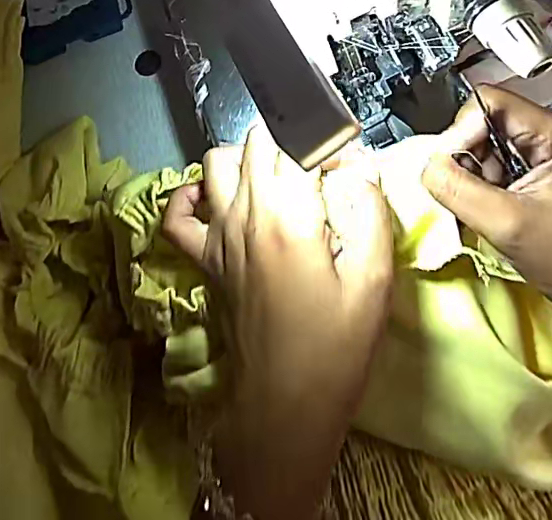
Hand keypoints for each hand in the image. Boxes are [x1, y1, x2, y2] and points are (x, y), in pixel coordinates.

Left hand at [163, 123, 393, 515]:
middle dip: (295, 141)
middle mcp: (245, 215)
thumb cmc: (336, 348)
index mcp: (289, 216)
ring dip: (250, 156)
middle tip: (324, 171)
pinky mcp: (204, 259)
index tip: (350, 162)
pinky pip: (178, 214)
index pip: (301, 143)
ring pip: (219, 161)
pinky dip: (192, 193)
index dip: (330, 141)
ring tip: (282, 177)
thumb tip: (361, 166)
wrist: (285, 409)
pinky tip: (216, 196)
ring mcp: (217, 236)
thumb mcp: (373, 280)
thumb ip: (369, 210)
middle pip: (259, 142)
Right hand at [426, 84, 551, 332]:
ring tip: (489, 207)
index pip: (489, 102)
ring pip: (495, 145)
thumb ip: (459, 190)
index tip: (451, 167)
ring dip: (480, 174)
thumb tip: (428, 167)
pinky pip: (508, 165)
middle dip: (470, 156)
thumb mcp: (509, 225)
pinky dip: (493, 186)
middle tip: (470, 192)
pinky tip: (500, 212)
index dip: (462, 132)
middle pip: (490, 121)